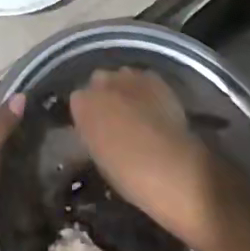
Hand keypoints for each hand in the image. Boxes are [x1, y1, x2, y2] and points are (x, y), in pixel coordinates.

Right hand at [68, 68, 213, 237]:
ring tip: (137, 111)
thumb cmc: (129, 174)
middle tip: (115, 118)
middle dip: (105, 95)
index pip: (78, 100)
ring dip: (126, 90)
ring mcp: (130, 76)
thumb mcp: (99, 157)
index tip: (95, 129)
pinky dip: (146, 91)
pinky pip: (144, 80)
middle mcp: (103, 82)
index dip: (88, 114)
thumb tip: (97, 129)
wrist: (170, 166)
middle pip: (99, 81)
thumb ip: (93, 134)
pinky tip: (154, 108)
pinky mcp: (155, 78)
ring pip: (122, 76)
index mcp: (83, 104)